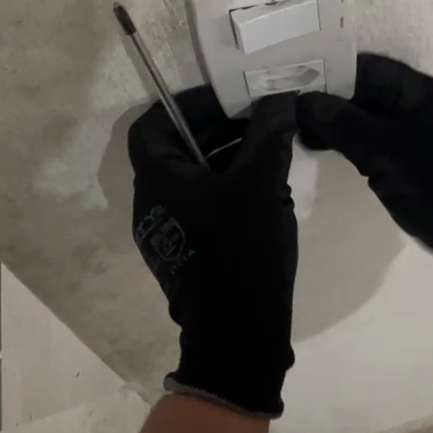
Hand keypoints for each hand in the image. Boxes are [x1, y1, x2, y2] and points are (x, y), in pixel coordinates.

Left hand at [129, 88, 297, 416]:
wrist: (237, 335)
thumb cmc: (241, 250)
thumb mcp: (261, 183)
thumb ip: (269, 134)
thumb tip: (279, 97)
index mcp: (158, 180)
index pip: (152, 125)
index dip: (186, 104)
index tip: (225, 98)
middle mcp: (153, 202)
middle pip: (176, 148)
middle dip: (217, 128)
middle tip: (257, 118)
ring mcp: (167, 230)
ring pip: (192, 176)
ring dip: (226, 155)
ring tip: (268, 148)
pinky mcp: (186, 250)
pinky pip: (201, 202)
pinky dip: (227, 184)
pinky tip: (265, 186)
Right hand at [297, 54, 432, 332]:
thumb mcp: (381, 154)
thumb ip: (342, 124)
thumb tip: (304, 100)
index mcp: (422, 91)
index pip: (367, 66)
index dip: (330, 72)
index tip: (294, 83)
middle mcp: (426, 102)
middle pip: (370, 89)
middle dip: (332, 100)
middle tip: (293, 114)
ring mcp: (428, 130)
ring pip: (376, 115)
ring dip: (343, 123)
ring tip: (305, 135)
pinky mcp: (427, 155)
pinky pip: (386, 136)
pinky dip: (360, 140)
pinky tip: (333, 151)